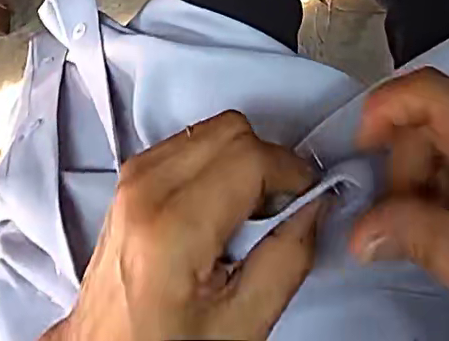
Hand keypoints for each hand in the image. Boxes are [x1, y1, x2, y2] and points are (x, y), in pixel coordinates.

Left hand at [45, 111, 325, 340]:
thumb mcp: (240, 328)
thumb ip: (289, 258)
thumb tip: (317, 203)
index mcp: (170, 231)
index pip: (250, 157)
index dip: (291, 171)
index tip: (307, 196)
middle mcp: (145, 192)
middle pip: (233, 131)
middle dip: (268, 161)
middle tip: (278, 206)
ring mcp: (133, 179)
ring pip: (215, 127)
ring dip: (243, 157)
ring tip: (248, 207)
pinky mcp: (131, 176)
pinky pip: (193, 138)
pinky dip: (218, 157)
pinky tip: (220, 200)